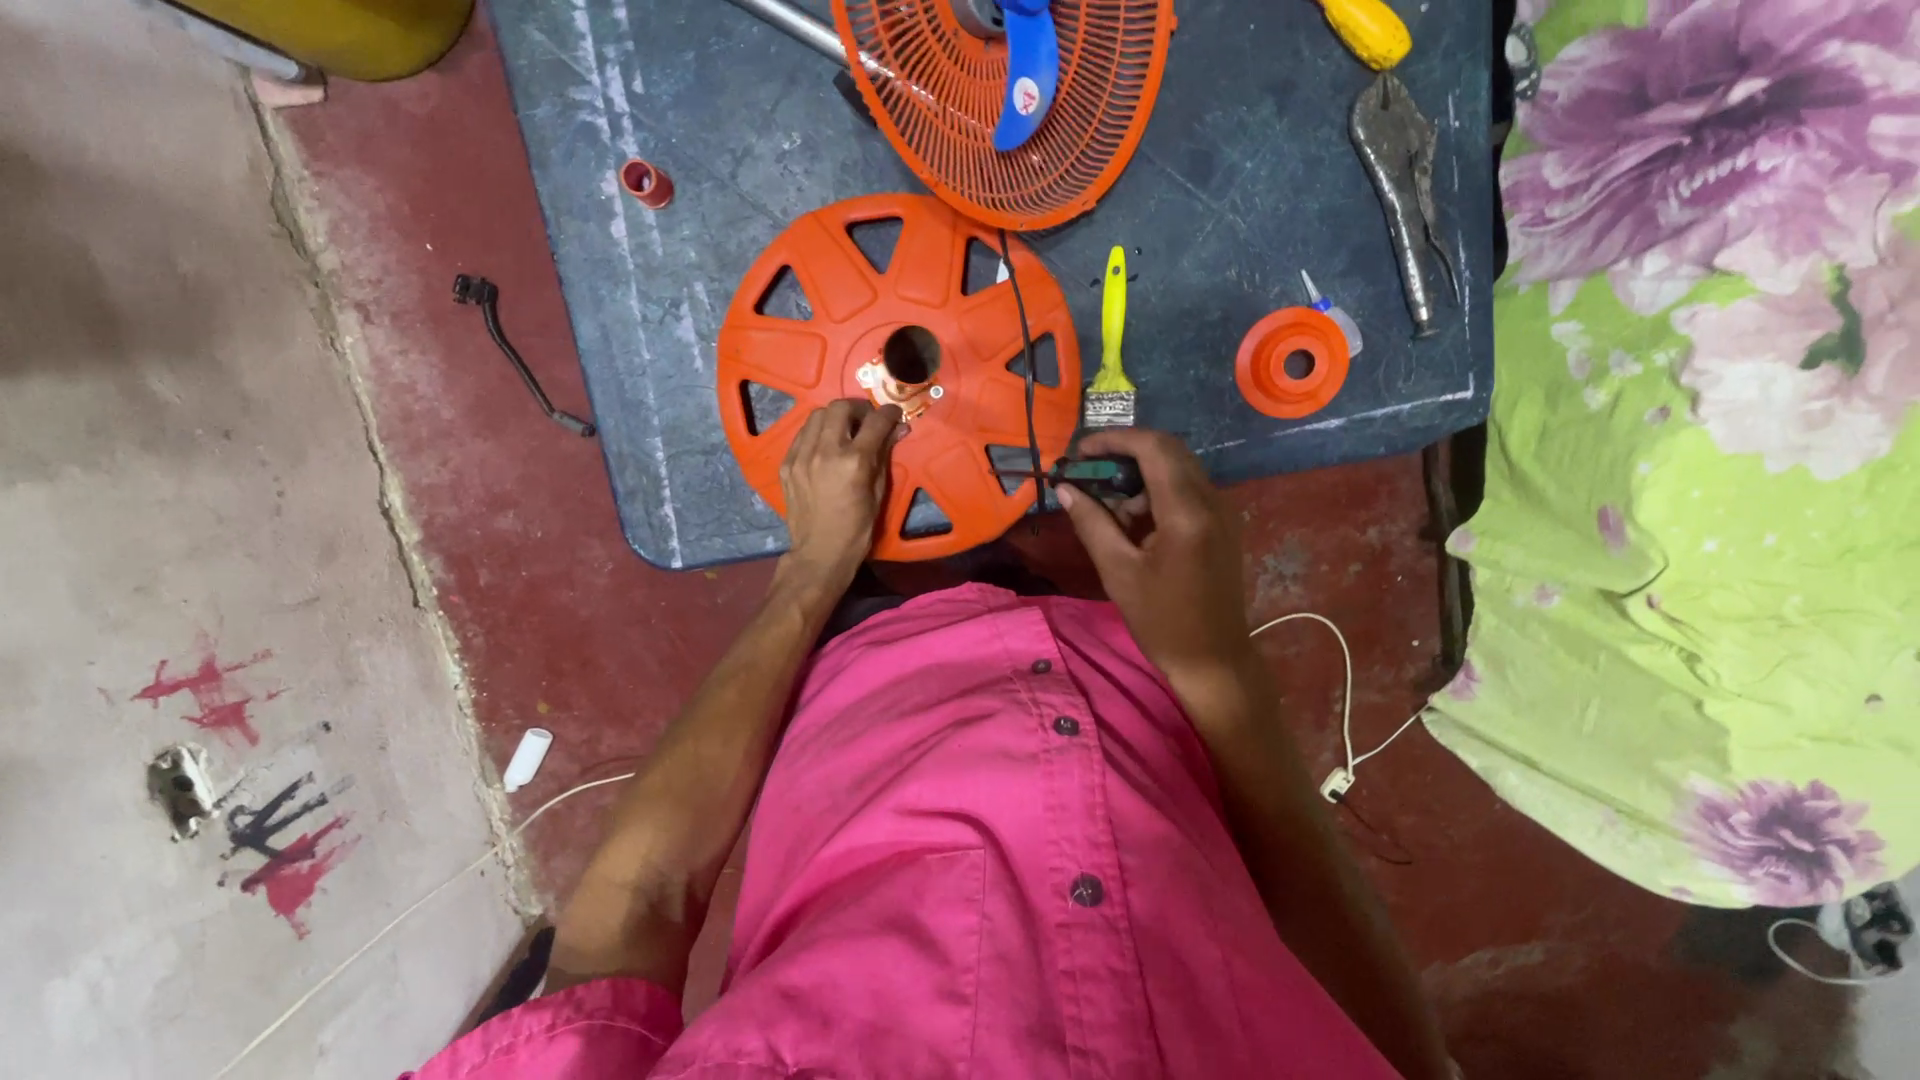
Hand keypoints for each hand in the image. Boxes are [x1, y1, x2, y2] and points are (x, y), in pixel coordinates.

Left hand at [778, 400, 902, 592]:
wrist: (820, 551)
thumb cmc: (857, 527)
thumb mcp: (879, 492)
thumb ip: (884, 455)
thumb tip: (898, 429)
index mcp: (855, 462)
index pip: (875, 422)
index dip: (888, 413)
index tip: (893, 414)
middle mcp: (826, 452)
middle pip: (841, 407)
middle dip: (858, 408)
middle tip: (866, 420)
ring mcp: (801, 456)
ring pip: (817, 415)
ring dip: (835, 417)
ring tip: (843, 430)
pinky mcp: (787, 464)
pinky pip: (802, 434)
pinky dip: (816, 433)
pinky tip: (824, 446)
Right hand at [1056, 428, 1256, 698]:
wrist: (1214, 659)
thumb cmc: (1162, 621)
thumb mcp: (1118, 572)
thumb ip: (1091, 522)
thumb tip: (1065, 488)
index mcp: (1187, 511)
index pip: (1153, 447)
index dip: (1113, 441)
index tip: (1080, 453)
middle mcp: (1212, 500)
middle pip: (1168, 451)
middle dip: (1124, 454)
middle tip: (1089, 473)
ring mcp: (1223, 511)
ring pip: (1178, 469)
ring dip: (1140, 475)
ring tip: (1109, 508)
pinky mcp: (1223, 524)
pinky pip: (1188, 490)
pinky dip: (1157, 492)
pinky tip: (1135, 522)